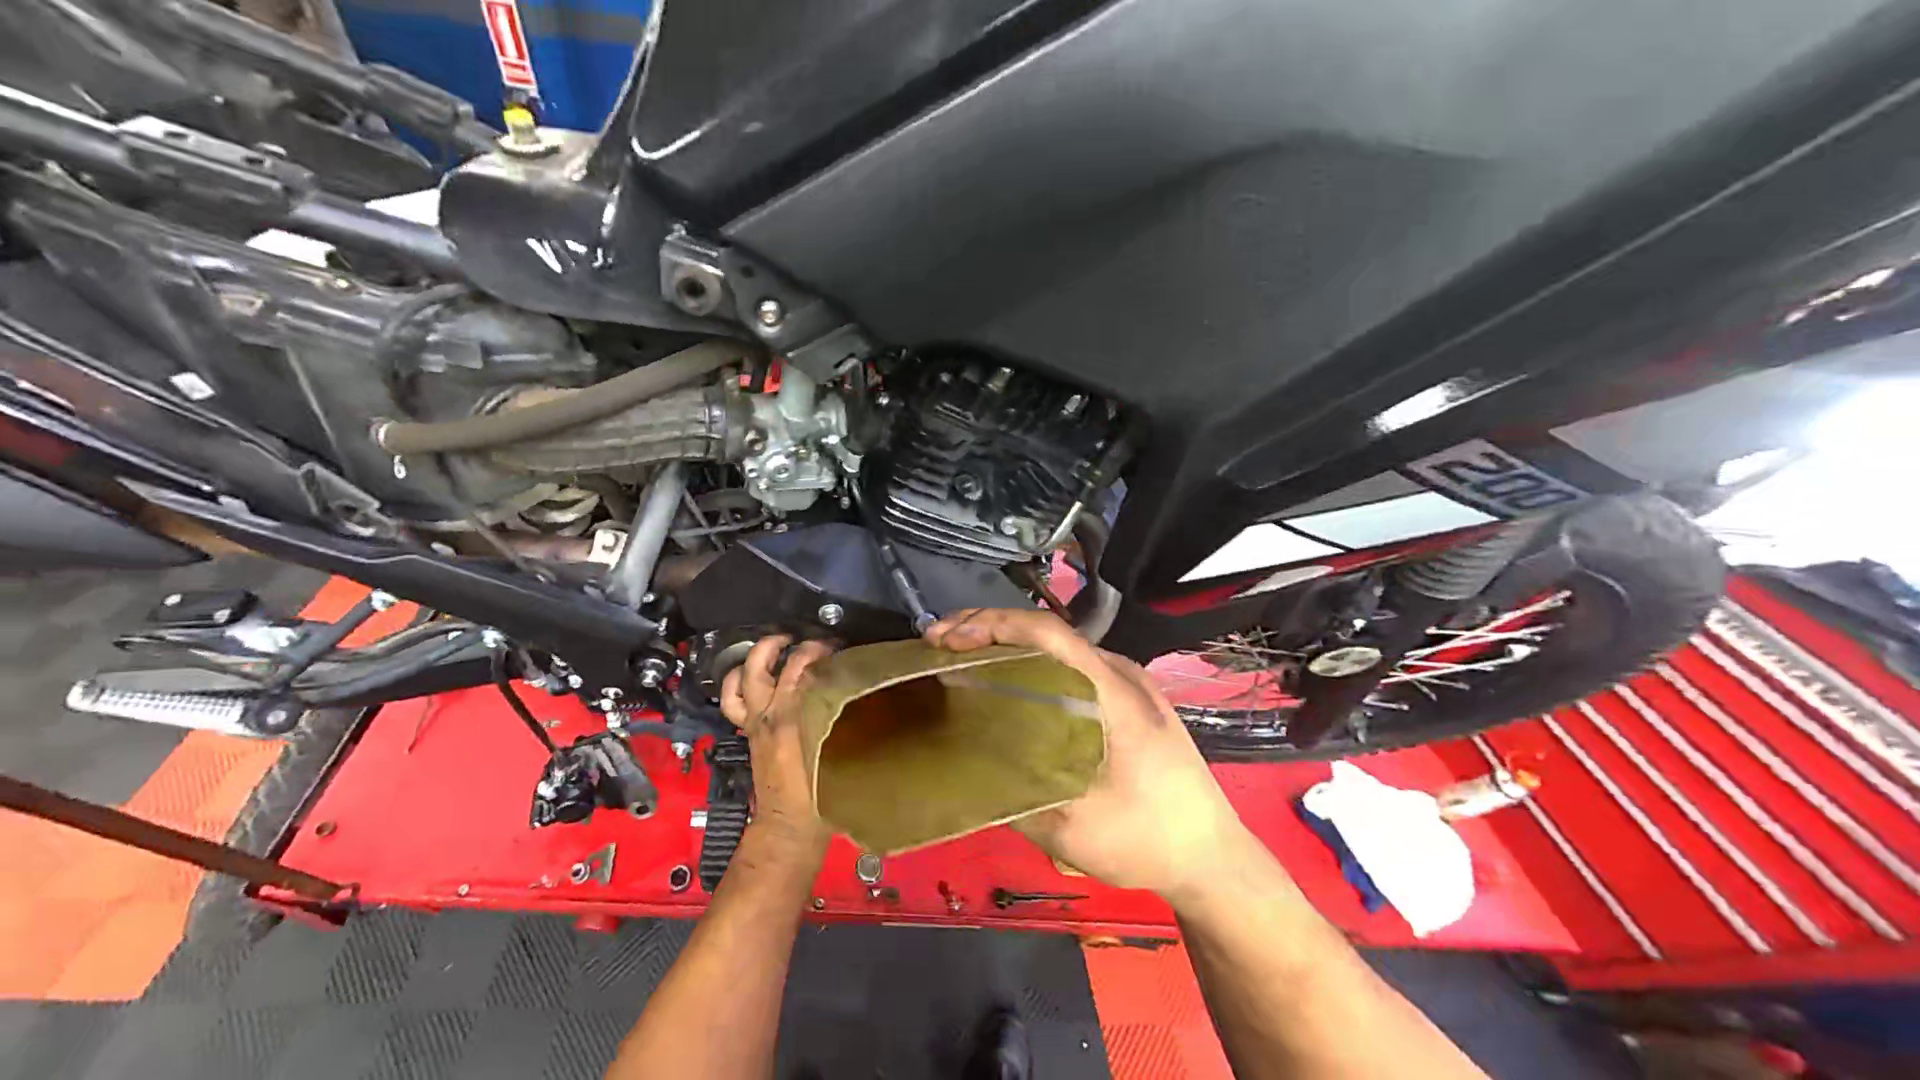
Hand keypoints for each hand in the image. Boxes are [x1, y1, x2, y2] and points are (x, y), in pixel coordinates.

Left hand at [720, 634, 834, 866]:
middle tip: (812, 642)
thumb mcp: (841, 753)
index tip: (839, 648)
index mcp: (792, 717)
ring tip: (777, 644)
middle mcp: (769, 713)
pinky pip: (732, 700)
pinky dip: (736, 683)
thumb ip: (846, 720)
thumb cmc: (821, 796)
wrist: (789, 827)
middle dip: (791, 645)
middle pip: (770, 664)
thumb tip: (858, 693)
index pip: (803, 667)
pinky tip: (748, 674)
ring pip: (743, 676)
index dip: (821, 651)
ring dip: (758, 655)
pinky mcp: (748, 731)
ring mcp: (754, 721)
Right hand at [925, 609, 1256, 902]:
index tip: (945, 638)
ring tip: (962, 660)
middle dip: (989, 630)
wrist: (1214, 858)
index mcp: (1115, 693)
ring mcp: (1131, 686)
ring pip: (1060, 649)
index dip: (993, 625)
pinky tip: (1008, 687)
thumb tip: (962, 768)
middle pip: (1050, 633)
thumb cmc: (1151, 840)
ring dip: (1009, 647)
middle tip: (939, 645)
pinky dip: (1032, 666)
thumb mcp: (1075, 831)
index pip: (1049, 633)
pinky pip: (1072, 668)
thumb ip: (1016, 796)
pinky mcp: (1131, 702)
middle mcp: (1123, 675)